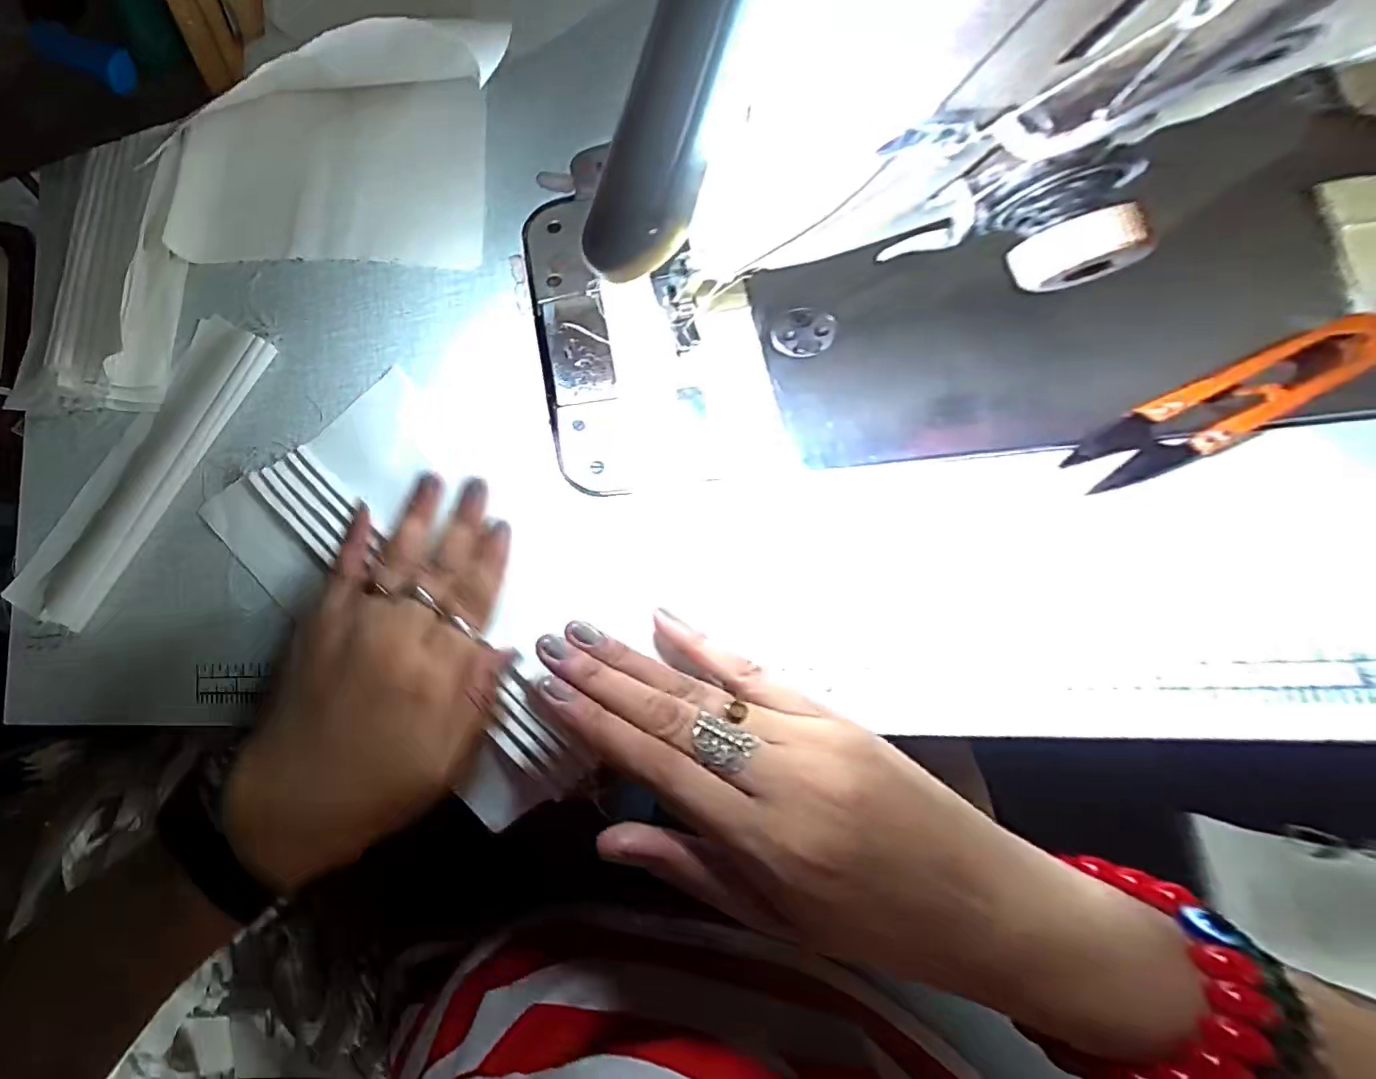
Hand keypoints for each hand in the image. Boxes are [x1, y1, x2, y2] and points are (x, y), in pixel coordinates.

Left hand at [223, 474, 510, 894]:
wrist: (291, 800)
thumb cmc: (378, 790)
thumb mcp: (445, 763)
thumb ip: (476, 700)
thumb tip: (504, 646)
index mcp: (437, 672)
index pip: (474, 602)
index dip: (491, 561)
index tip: (503, 525)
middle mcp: (400, 635)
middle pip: (440, 570)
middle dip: (462, 524)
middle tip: (478, 484)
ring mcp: (355, 623)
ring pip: (394, 558)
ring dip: (416, 517)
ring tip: (433, 480)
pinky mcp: (317, 622)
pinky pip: (340, 571)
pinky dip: (353, 539)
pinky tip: (365, 510)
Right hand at [530, 610, 1203, 1059]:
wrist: (998, 907)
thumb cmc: (873, 927)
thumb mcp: (772, 919)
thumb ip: (685, 866)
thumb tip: (604, 836)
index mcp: (762, 838)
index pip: (657, 764)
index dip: (596, 724)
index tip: (549, 691)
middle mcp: (780, 778)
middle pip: (672, 715)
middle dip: (602, 677)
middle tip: (553, 645)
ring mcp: (811, 738)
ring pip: (704, 688)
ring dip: (636, 655)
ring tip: (585, 631)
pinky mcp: (836, 716)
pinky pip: (758, 673)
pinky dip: (706, 644)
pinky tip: (665, 619)